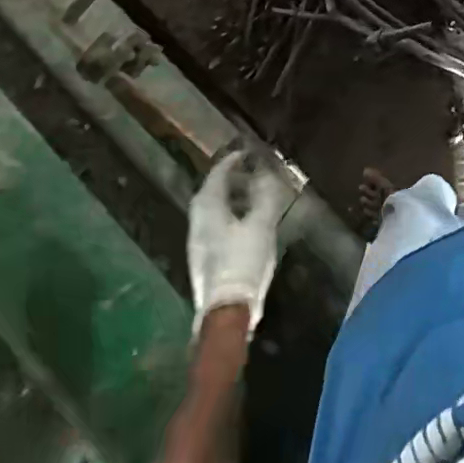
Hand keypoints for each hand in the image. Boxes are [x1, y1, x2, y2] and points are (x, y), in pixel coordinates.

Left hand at [187, 151, 288, 333]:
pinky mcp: (203, 255)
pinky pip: (215, 222)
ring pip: (214, 207)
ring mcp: (197, 238)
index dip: (232, 160)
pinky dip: (230, 214)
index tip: (247, 151)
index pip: (217, 173)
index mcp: (207, 206)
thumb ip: (265, 198)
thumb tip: (267, 173)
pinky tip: (245, 223)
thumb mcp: (260, 226)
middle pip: (213, 189)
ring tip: (253, 195)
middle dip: (232, 178)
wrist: (225, 310)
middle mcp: (197, 218)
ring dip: (232, 197)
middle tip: (252, 171)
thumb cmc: (242, 262)